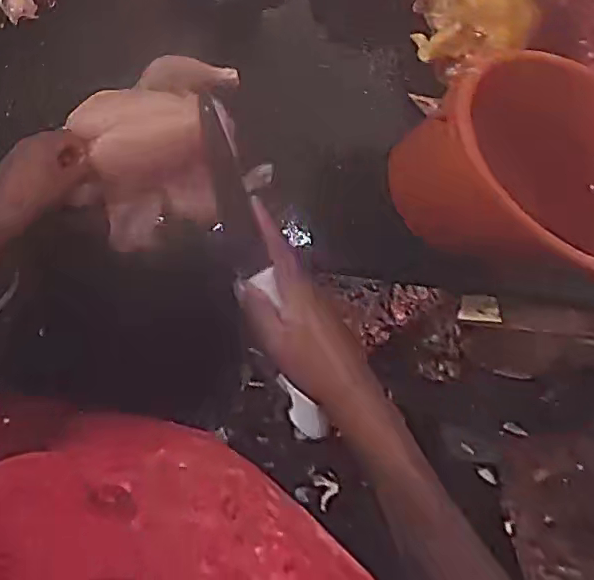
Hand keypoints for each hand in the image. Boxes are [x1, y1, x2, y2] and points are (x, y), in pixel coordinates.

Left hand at [0, 129, 90, 237]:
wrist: (2, 212)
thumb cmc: (38, 195)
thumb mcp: (68, 183)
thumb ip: (83, 169)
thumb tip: (90, 162)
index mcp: (46, 139)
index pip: (72, 135)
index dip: (83, 149)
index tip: (88, 166)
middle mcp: (30, 139)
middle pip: (56, 141)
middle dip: (68, 155)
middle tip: (76, 173)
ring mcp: (16, 150)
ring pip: (42, 150)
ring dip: (54, 161)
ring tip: (60, 180)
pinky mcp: (7, 163)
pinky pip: (30, 158)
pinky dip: (39, 166)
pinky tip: (41, 184)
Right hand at [234, 196, 389, 428]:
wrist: (350, 390)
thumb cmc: (311, 364)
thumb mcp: (273, 337)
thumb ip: (256, 307)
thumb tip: (242, 282)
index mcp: (295, 288)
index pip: (278, 247)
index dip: (265, 224)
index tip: (255, 202)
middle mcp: (310, 289)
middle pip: (285, 259)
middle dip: (267, 246)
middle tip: (248, 238)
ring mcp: (321, 302)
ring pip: (292, 276)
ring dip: (275, 270)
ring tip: (256, 275)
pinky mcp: (325, 316)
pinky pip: (299, 292)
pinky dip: (284, 289)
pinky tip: (276, 306)